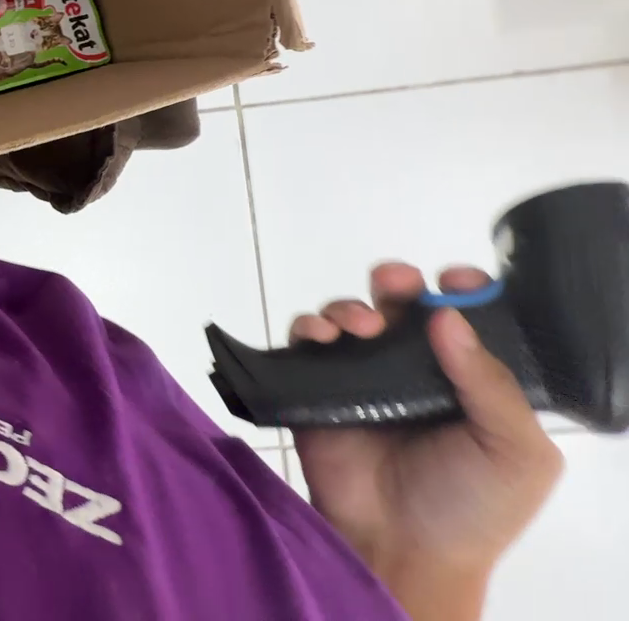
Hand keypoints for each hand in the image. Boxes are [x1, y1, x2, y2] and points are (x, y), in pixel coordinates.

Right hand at [290, 263, 562, 605]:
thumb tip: (449, 318)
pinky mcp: (315, 382)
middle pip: (401, 307)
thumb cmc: (473, 502)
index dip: (465, 294)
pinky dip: (308, 326)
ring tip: (356, 326)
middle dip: (398, 284)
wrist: (400, 541)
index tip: (458, 279)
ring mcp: (360, 374)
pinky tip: (321, 336)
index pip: (469, 324)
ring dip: (350, 306)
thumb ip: (489, 385)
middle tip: (396, 284)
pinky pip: (304, 340)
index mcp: (470, 382)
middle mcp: (414, 369)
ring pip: (349, 315)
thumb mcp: (515, 452)